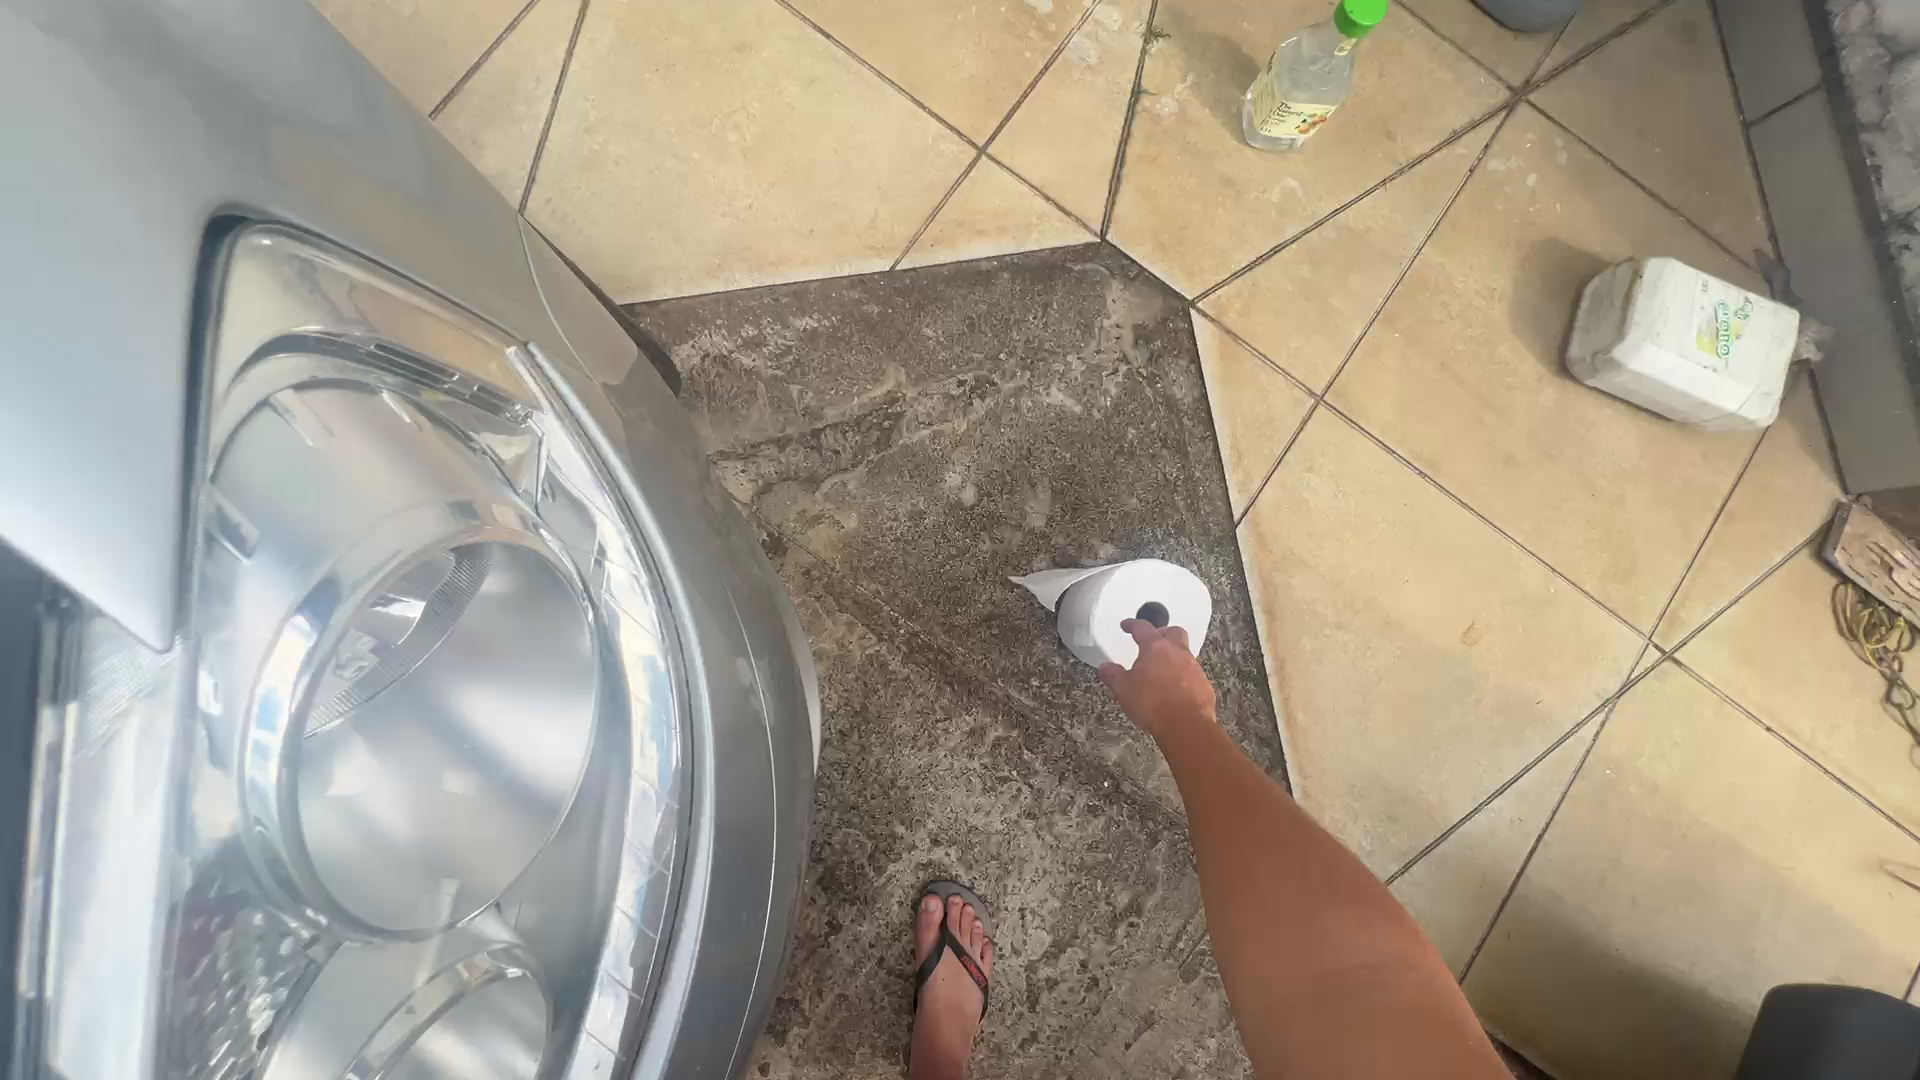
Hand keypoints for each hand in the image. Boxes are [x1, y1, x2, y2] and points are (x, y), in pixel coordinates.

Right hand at [1098, 619, 1216, 739]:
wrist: (1185, 725)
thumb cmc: (1152, 703)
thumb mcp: (1123, 689)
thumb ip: (1113, 675)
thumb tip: (1105, 667)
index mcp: (1155, 648)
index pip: (1143, 627)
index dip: (1133, 624)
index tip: (1127, 625)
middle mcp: (1177, 653)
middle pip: (1173, 632)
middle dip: (1163, 633)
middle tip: (1153, 640)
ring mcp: (1193, 668)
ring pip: (1185, 654)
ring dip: (1173, 657)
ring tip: (1160, 670)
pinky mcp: (1204, 685)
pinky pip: (1193, 675)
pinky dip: (1183, 677)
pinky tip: (1174, 690)